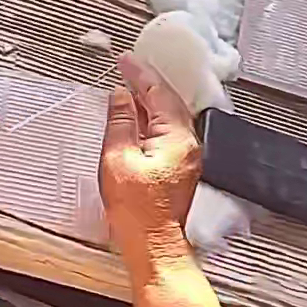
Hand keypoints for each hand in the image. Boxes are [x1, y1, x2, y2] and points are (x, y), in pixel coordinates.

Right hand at [100, 54, 201, 279]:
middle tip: (127, 68)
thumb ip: (120, 122)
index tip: (126, 60)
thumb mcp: (118, 158)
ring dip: (148, 101)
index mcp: (176, 137)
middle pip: (168, 101)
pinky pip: (166, 132)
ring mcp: (186, 157)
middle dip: (146, 83)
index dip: (140, 73)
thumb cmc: (138, 211)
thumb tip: (120, 97)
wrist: (153, 245)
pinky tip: (137, 119)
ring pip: (168, 116)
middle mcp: (187, 144)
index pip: (158, 93)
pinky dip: (150, 119)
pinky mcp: (179, 169)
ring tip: (129, 88)